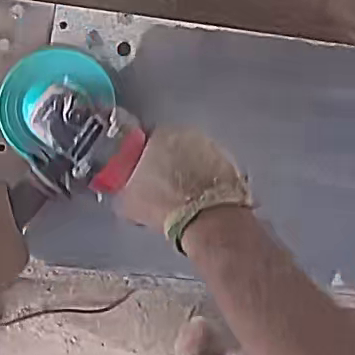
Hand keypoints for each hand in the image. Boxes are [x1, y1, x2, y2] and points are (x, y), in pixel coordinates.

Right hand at [115, 128, 251, 242]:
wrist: (206, 220)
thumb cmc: (165, 203)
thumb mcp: (128, 200)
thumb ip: (123, 187)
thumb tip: (122, 190)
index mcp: (160, 134)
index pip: (144, 139)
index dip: (139, 157)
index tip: (138, 172)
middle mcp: (188, 134)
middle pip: (171, 145)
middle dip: (165, 162)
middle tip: (158, 185)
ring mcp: (213, 148)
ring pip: (193, 156)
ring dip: (187, 171)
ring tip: (179, 196)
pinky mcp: (231, 165)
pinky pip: (211, 170)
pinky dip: (205, 181)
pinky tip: (197, 200)